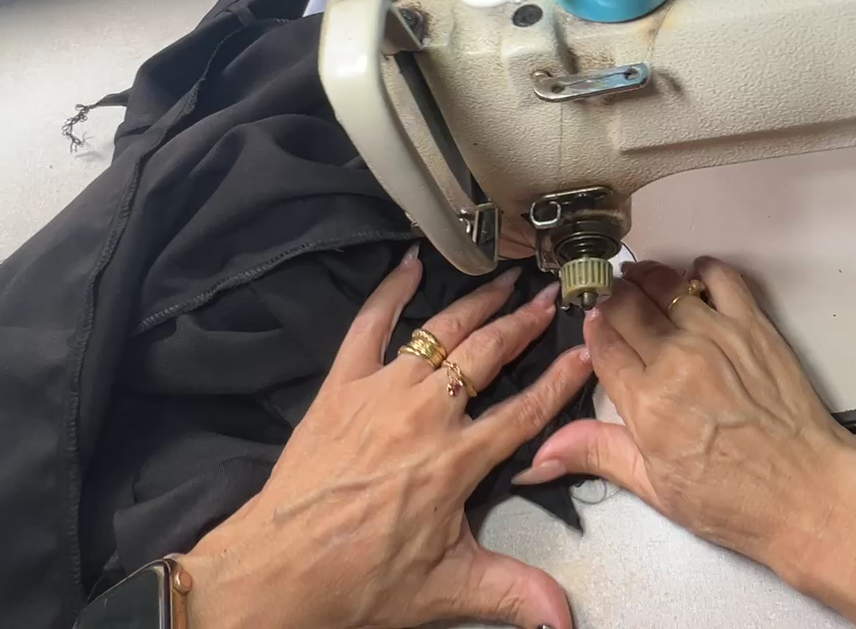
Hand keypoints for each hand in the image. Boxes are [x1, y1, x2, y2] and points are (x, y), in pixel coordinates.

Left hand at [179, 248, 592, 628]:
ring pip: (442, 332)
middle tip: (549, 297)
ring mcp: (383, 392)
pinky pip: (369, 326)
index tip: (585, 349)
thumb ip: (513, 593)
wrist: (270, 577)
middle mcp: (428, 413)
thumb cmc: (360, 582)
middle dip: (524, 323)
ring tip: (505, 279)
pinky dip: (389, 291)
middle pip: (488, 354)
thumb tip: (568, 622)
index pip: (525, 410)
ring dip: (478, 303)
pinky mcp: (342, 385)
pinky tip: (408, 262)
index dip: (560, 379)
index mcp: (457, 459)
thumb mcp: (445, 590)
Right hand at [518, 258, 855, 578]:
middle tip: (612, 297)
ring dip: (646, 278)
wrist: (807, 493)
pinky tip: (694, 283)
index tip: (591, 322)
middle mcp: (676, 359)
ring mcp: (716, 335)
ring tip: (641, 280)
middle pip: (626, 305)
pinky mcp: (751, 323)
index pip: (602, 343)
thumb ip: (599, 453)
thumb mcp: (656, 489)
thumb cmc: (735, 500)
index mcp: (647, 403)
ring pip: (664, 284)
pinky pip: (719, 276)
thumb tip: (542, 452)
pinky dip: (701, 271)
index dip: (592, 327)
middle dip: (612, 296)